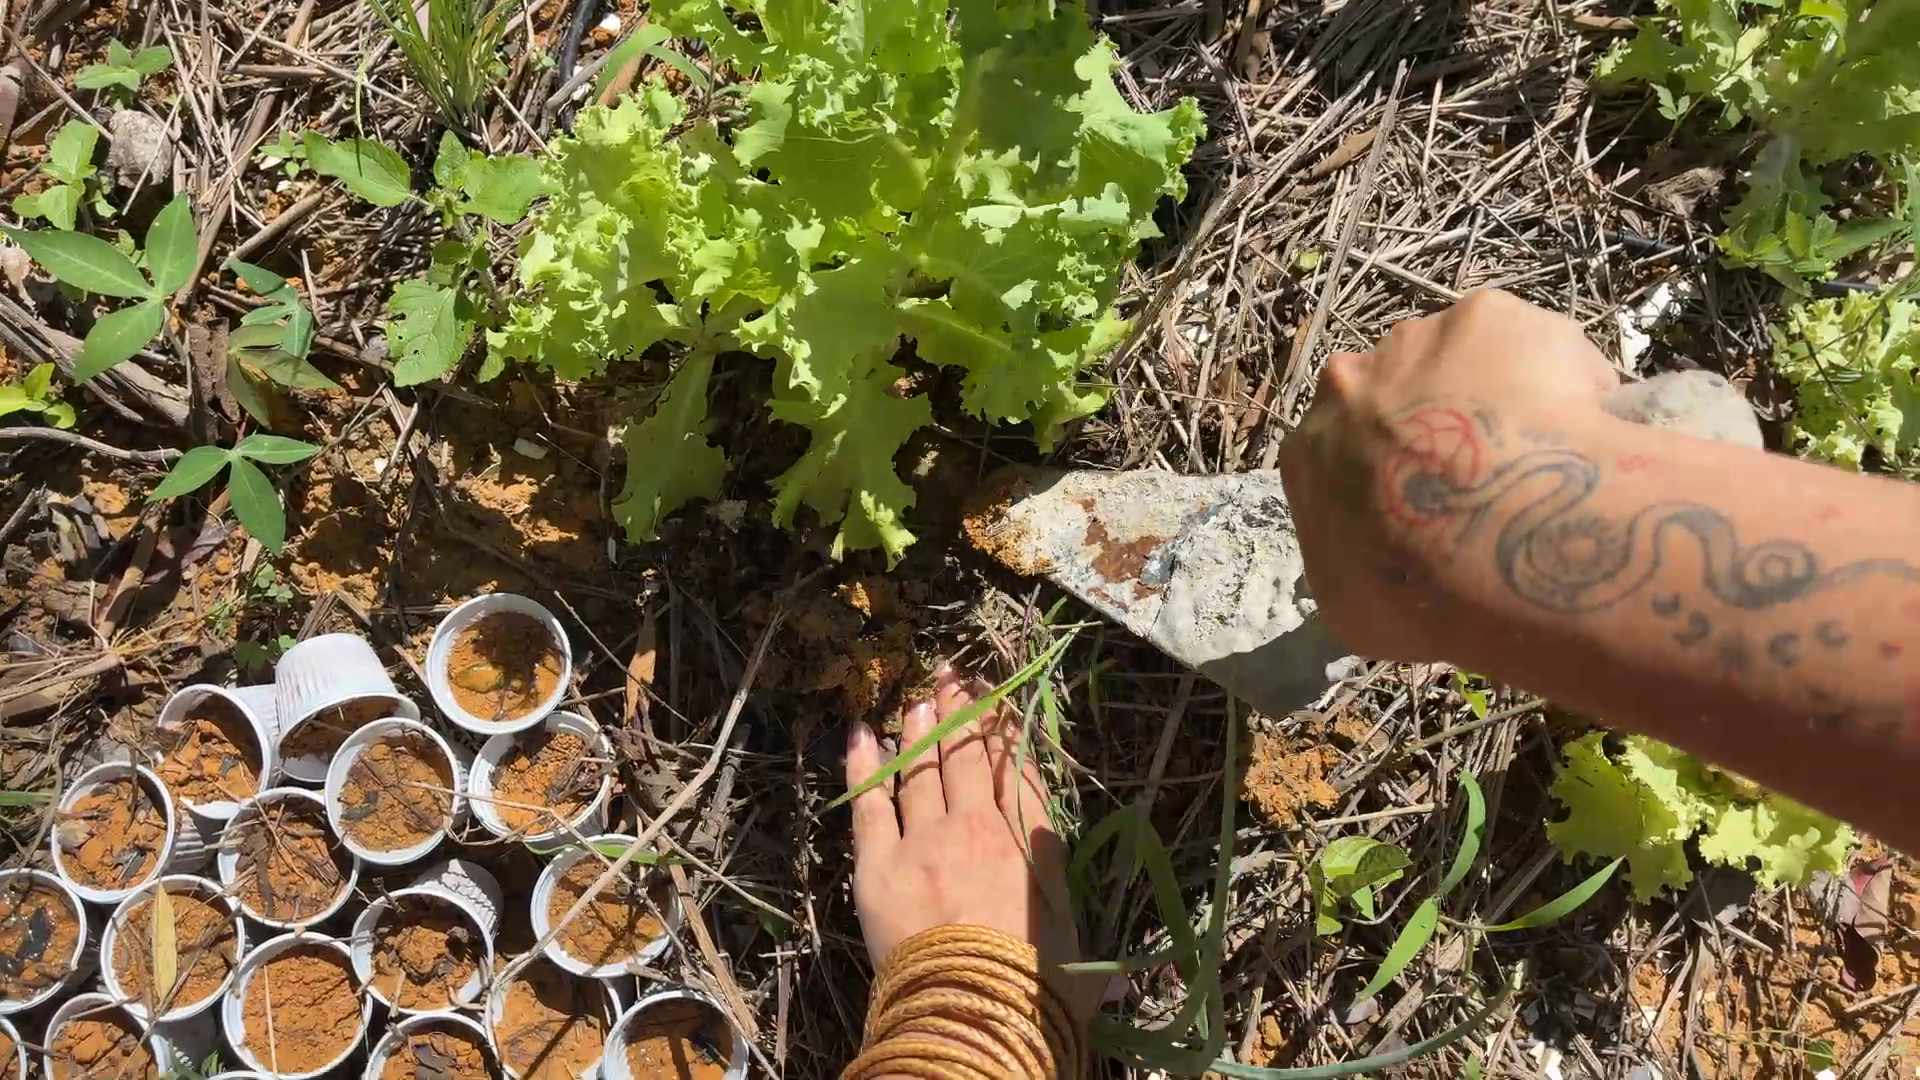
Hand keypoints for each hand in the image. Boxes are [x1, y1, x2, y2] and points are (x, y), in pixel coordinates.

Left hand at [844, 668, 1100, 1020]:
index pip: (1013, 768)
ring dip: (919, 728)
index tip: (996, 702)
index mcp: (1026, 840)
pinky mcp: (878, 863)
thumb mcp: (1074, 941)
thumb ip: (1068, 905)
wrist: (978, 1022)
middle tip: (951, 675)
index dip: (1003, 730)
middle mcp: (976, 825)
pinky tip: (860, 732)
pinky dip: (863, 764)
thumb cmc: (1039, 991)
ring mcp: (924, 839)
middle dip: (960, 711)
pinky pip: (869, 802)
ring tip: (918, 697)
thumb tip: (1084, 907)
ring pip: (921, 767)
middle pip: (966, 755)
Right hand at [1277, 290, 1619, 659]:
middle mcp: (1344, 384)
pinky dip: (1555, 376)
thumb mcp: (1347, 604)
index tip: (1430, 499)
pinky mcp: (1482, 317)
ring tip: (1541, 452)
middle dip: (1430, 419)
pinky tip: (1579, 427)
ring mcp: (1412, 343)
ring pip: (1456, 360)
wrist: (1484, 540)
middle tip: (1483, 471)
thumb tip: (1375, 573)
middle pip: (1391, 393)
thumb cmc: (1404, 586)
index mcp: (1307, 449)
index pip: (1342, 449)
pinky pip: (1526, 343)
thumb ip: (1351, 569)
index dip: (1386, 471)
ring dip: (1488, 394)